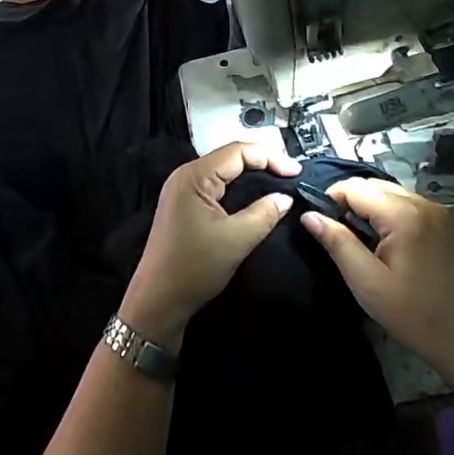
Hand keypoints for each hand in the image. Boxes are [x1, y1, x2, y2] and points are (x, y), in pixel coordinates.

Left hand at [121, 142, 298, 346]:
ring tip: (279, 184)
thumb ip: (265, 213)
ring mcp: (182, 190)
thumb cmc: (194, 268)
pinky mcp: (184, 205)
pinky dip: (239, 188)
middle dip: (263, 163)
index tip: (296, 172)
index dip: (271, 157)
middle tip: (291, 176)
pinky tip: (256, 197)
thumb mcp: (237, 239)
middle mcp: (185, 176)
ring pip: (225, 172)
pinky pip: (217, 186)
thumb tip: (286, 197)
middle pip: (231, 157)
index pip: (239, 151)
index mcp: (194, 176)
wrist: (157, 302)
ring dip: (252, 175)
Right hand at [301, 179, 453, 386]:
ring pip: (391, 195)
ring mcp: (438, 213)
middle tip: (334, 236)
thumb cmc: (417, 315)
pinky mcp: (445, 226)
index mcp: (403, 213)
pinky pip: (407, 208)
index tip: (316, 225)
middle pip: (374, 186)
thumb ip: (338, 243)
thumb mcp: (368, 283)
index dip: (330, 199)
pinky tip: (383, 247)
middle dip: (348, 202)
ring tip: (356, 244)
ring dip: (368, 209)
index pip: (354, 186)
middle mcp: (422, 202)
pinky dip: (389, 217)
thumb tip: (309, 215)